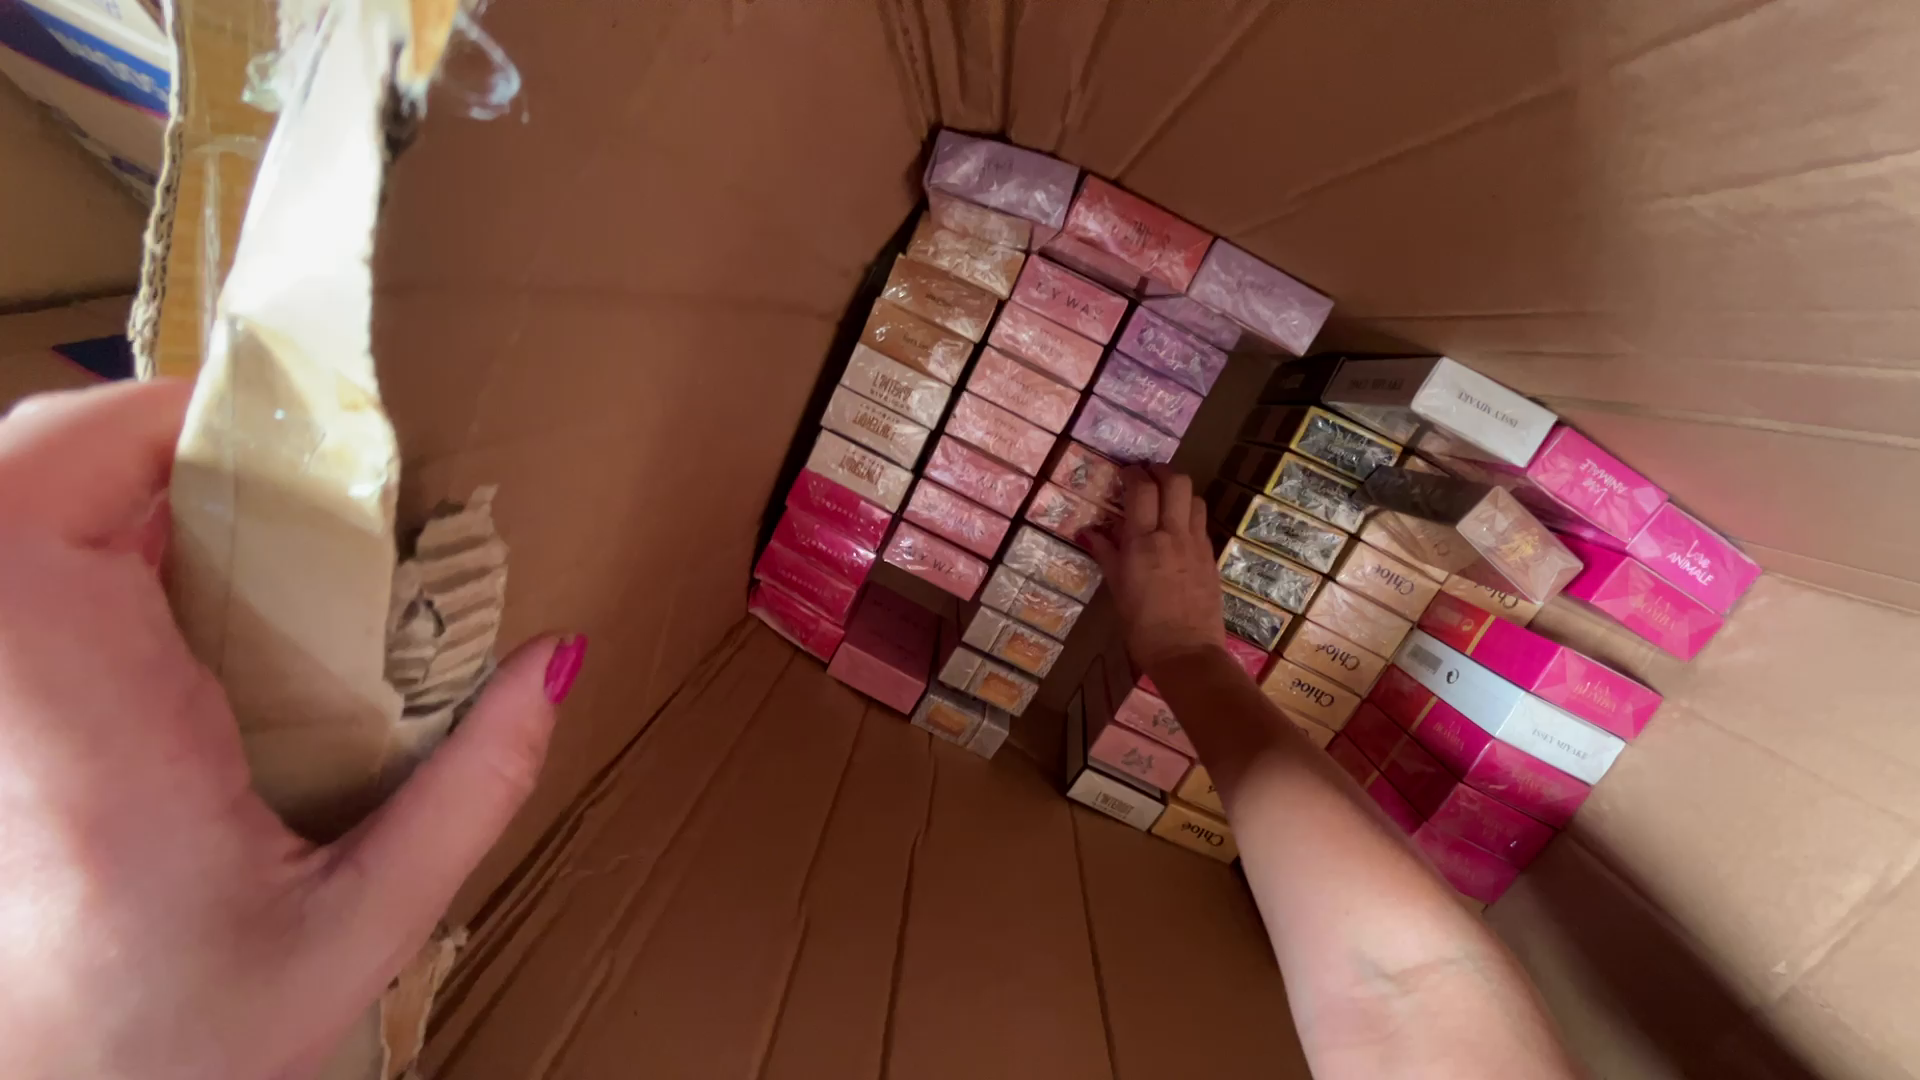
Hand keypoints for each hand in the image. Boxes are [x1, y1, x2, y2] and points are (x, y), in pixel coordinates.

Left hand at [0, 380, 582, 1079]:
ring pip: (5, 524)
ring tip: (268, 518)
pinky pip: (19, 584)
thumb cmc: (164, 1053)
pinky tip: (209, 596)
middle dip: (149, 439)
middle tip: (297, 466)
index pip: (33, 494)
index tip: (274, 415)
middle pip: (8, 480)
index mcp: (71, 732)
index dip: (138, 416)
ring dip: (124, 487)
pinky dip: (100, 546)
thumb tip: (556, 658)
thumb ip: (477, 787)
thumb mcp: (365, 925)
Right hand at [1085, 465, 1226, 673]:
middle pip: (1176, 482)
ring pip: (1195, 498)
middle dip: (1161, 471)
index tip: (1125, 471)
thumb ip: (1106, 554)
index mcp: (1143, 542)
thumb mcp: (1117, 588)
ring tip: (1164, 498)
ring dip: (1179, 491)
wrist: (1185, 652)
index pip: (1142, 490)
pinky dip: (1189, 515)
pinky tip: (1177, 527)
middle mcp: (1172, 535)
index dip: (1133, 473)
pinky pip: (1202, 523)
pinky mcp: (1211, 557)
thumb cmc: (1141, 626)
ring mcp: (1196, 545)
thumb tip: (1089, 533)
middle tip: (1147, 474)